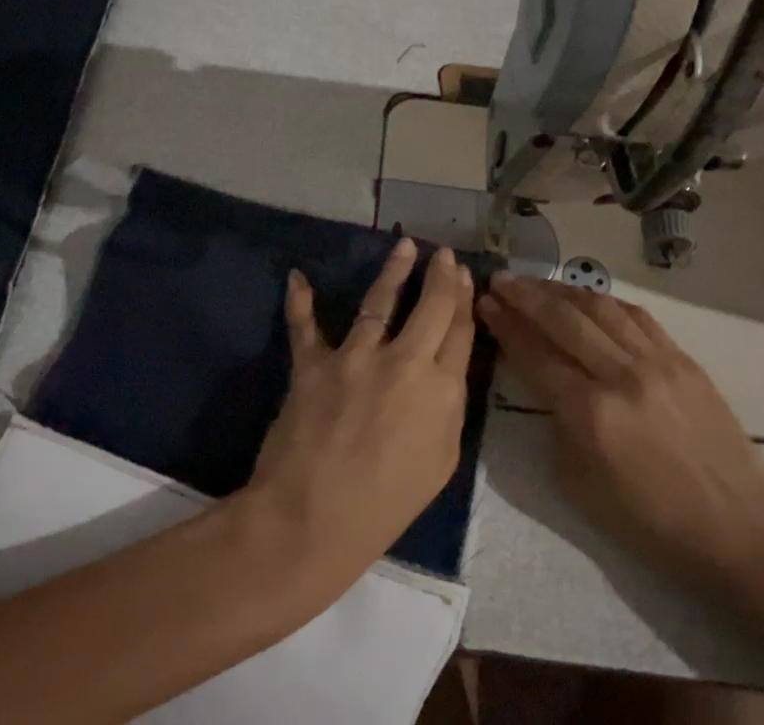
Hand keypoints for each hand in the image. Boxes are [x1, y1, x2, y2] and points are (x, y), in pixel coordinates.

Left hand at [245, 240, 475, 583]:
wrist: (315, 517)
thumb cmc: (386, 505)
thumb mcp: (440, 464)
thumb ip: (447, 413)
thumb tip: (442, 380)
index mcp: (442, 391)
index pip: (459, 334)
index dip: (464, 302)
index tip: (465, 278)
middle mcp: (404, 362)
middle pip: (430, 308)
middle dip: (440, 276)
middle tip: (444, 254)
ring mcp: (356, 358)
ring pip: (379, 301)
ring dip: (393, 271)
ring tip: (403, 246)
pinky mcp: (313, 364)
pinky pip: (305, 325)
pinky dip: (300, 301)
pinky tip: (297, 277)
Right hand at [478, 273, 763, 584]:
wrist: (738, 527)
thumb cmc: (651, 523)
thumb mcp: (580, 487)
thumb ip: (556, 428)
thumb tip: (548, 389)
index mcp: (590, 413)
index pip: (536, 354)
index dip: (505, 326)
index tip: (484, 303)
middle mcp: (622, 376)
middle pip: (564, 320)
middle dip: (526, 296)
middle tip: (500, 280)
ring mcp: (658, 362)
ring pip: (602, 309)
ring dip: (563, 291)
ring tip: (537, 283)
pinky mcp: (685, 361)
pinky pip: (638, 317)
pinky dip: (606, 303)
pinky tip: (589, 299)